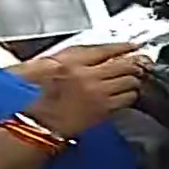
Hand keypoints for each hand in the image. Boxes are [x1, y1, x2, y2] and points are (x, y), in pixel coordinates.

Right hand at [14, 43, 145, 136]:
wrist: (34, 121)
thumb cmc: (35, 95)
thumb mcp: (46, 66)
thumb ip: (74, 58)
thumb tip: (102, 53)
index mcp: (69, 62)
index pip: (105, 50)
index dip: (123, 47)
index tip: (133, 47)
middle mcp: (86, 76)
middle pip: (125, 65)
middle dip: (132, 65)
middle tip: (134, 67)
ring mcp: (97, 93)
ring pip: (130, 81)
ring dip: (131, 82)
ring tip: (127, 83)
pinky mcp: (104, 109)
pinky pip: (128, 98)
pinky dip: (129, 96)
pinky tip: (122, 96)